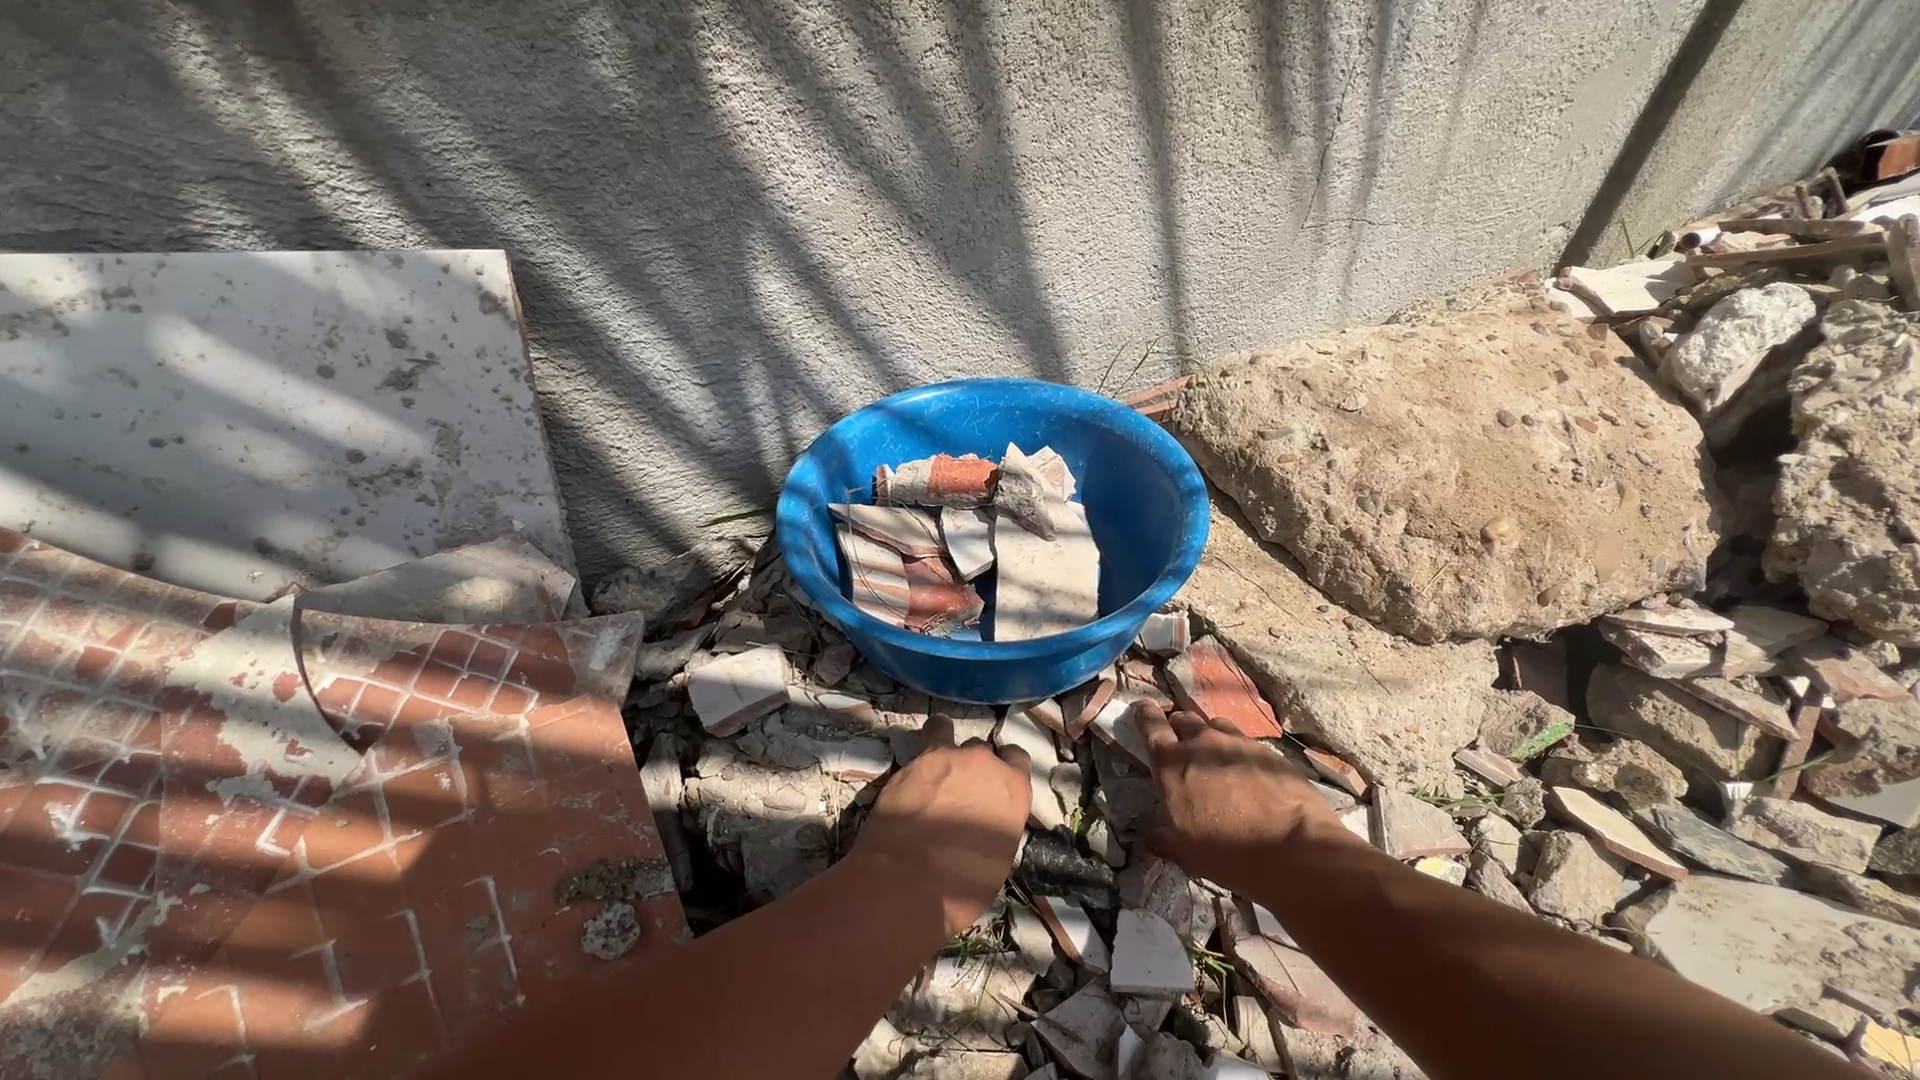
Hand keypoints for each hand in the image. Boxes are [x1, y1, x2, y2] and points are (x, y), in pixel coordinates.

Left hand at [849, 714, 1032, 934]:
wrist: (908, 881)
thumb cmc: (962, 885)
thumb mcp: (997, 855)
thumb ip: (995, 822)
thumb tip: (982, 821)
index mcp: (1013, 788)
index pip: (1017, 757)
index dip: (1005, 767)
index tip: (993, 782)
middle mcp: (983, 763)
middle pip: (980, 749)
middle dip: (972, 764)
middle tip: (959, 788)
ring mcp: (946, 757)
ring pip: (945, 731)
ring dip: (941, 743)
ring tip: (932, 764)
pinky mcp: (911, 762)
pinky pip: (919, 746)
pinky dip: (916, 760)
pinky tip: (909, 779)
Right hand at [1133, 702, 1351, 895]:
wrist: (1295, 851)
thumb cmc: (1229, 854)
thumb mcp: (1186, 853)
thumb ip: (1164, 839)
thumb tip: (1149, 837)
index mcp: (1172, 764)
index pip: (1151, 725)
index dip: (1145, 715)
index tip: (1143, 709)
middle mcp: (1202, 743)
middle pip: (1184, 719)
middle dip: (1178, 726)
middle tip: (1181, 743)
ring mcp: (1238, 744)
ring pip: (1216, 725)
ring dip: (1210, 735)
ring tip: (1215, 755)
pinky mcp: (1269, 751)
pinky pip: (1245, 741)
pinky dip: (1239, 750)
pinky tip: (1247, 773)